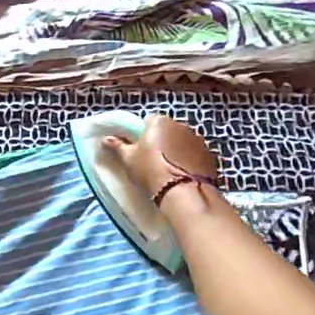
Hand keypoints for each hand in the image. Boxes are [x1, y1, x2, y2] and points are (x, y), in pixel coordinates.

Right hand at [102, 115, 219, 203]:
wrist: (184, 193)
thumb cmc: (151, 172)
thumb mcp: (129, 160)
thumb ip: (117, 146)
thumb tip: (105, 139)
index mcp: (160, 121)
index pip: (148, 122)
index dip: (142, 136)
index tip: (140, 152)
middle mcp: (181, 125)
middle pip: (167, 131)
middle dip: (161, 142)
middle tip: (153, 162)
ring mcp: (198, 139)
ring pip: (182, 142)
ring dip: (176, 151)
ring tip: (169, 171)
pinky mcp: (209, 155)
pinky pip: (194, 155)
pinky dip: (189, 161)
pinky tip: (183, 175)